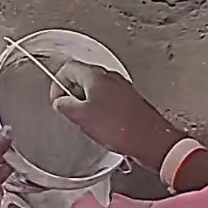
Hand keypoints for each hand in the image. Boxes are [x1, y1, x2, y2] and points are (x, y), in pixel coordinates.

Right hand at [50, 62, 180, 171]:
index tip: (57, 100)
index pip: (69, 68)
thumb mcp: (82, 117)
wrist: (150, 140)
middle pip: (82, 76)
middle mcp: (110, 76)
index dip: (58, 83)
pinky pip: (108, 98)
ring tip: (85, 120)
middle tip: (68, 110)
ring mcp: (122, 87)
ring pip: (95, 88)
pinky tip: (101, 124)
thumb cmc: (120, 127)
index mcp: (96, 75)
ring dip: (85, 101)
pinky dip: (100, 107)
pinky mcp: (129, 100)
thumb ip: (66, 106)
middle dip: (71, 92)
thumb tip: (60, 102)